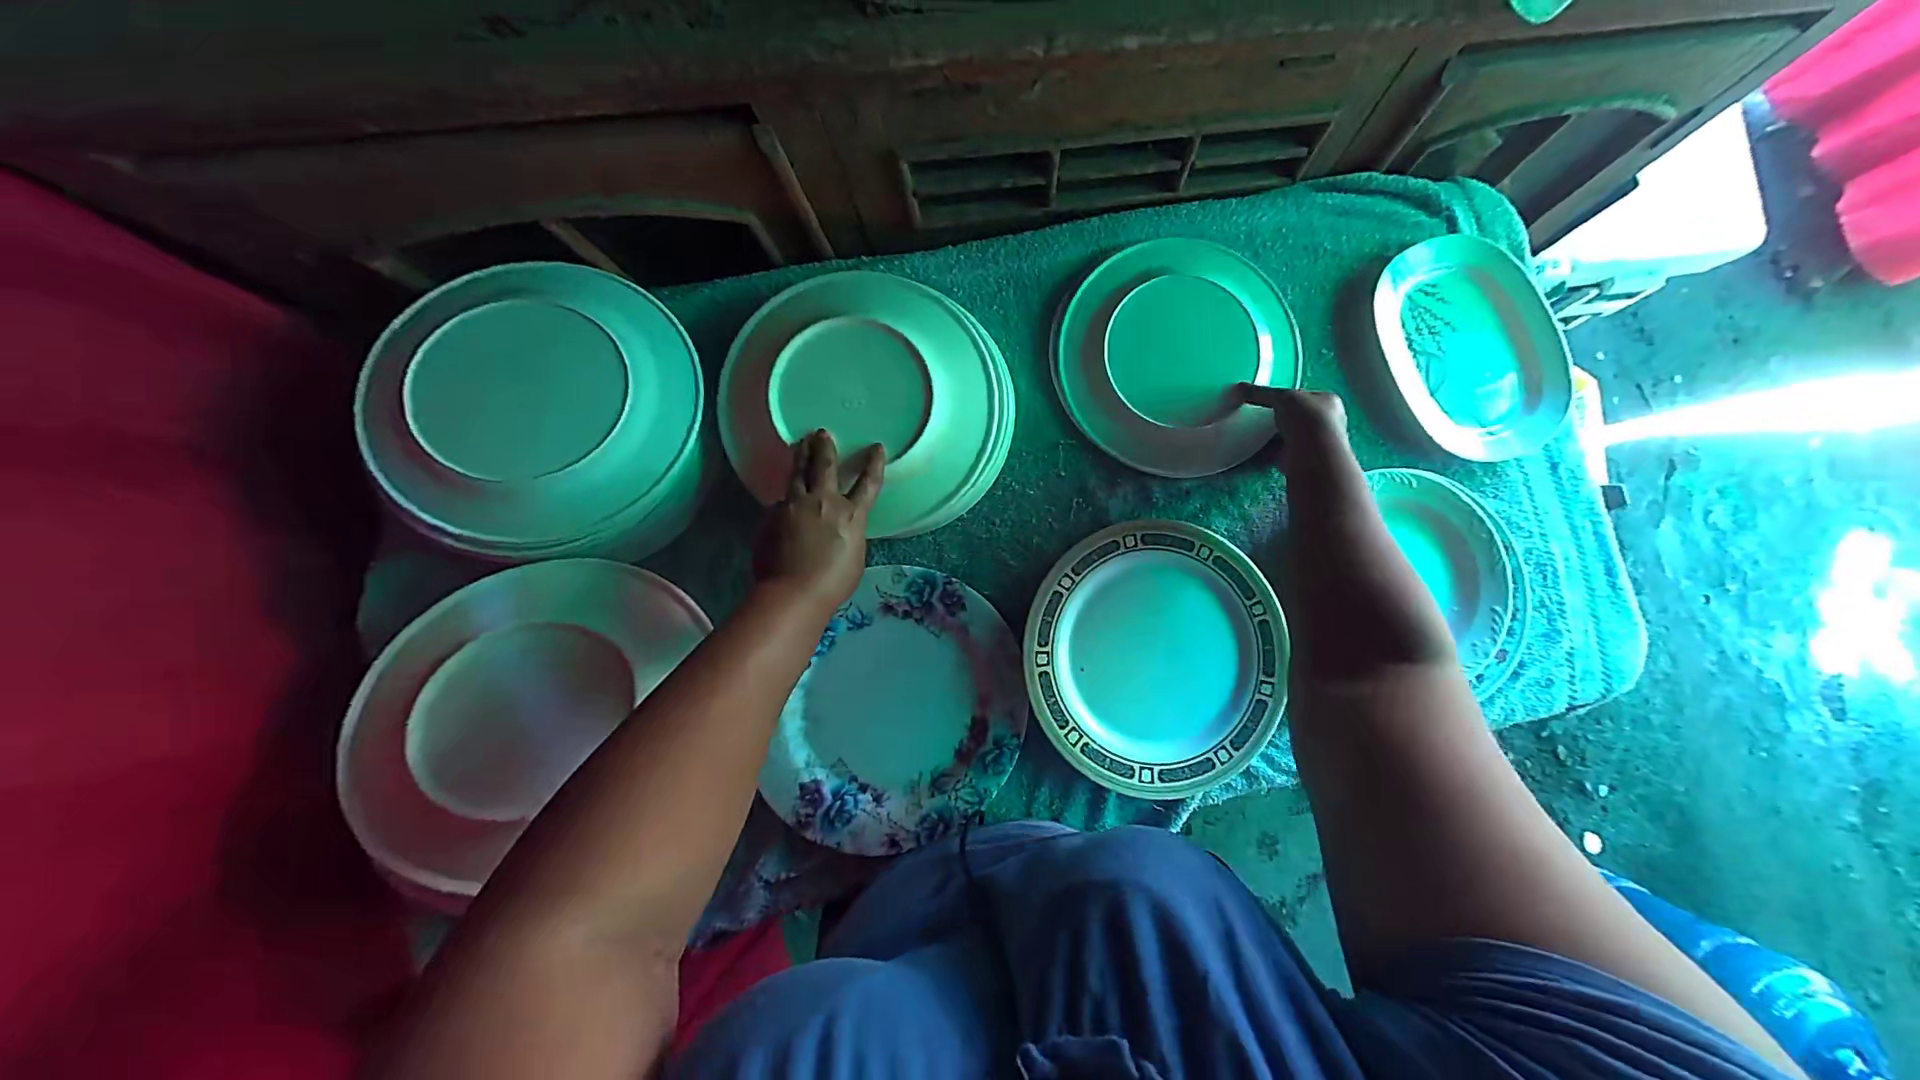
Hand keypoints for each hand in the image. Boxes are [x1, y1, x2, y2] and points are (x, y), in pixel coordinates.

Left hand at [752, 430, 885, 614]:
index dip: (874, 464)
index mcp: (851, 515)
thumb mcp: (853, 556)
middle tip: (821, 433)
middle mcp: (823, 502)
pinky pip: (779, 503)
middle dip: (825, 447)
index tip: (876, 447)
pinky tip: (782, 502)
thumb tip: (834, 525)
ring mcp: (794, 506)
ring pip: (797, 474)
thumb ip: (846, 533)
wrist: (793, 592)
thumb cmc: (833, 583)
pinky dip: (784, 499)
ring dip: (800, 456)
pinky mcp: (771, 516)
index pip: (868, 483)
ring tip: (799, 444)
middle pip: (825, 466)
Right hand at [1240, 385, 1349, 473]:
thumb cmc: (1308, 420)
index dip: (1282, 395)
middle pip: (1291, 416)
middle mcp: (1323, 422)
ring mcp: (1310, 443)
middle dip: (1273, 416)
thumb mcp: (1283, 397)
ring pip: (1282, 435)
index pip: (1301, 395)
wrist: (1312, 458)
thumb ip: (1260, 392)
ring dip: (1266, 435)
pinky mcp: (1295, 459)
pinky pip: (1273, 452)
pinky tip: (1249, 448)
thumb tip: (1238, 388)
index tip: (1263, 397)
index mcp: (1327, 401)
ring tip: (1247, 430)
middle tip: (1253, 413)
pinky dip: (1261, 451)